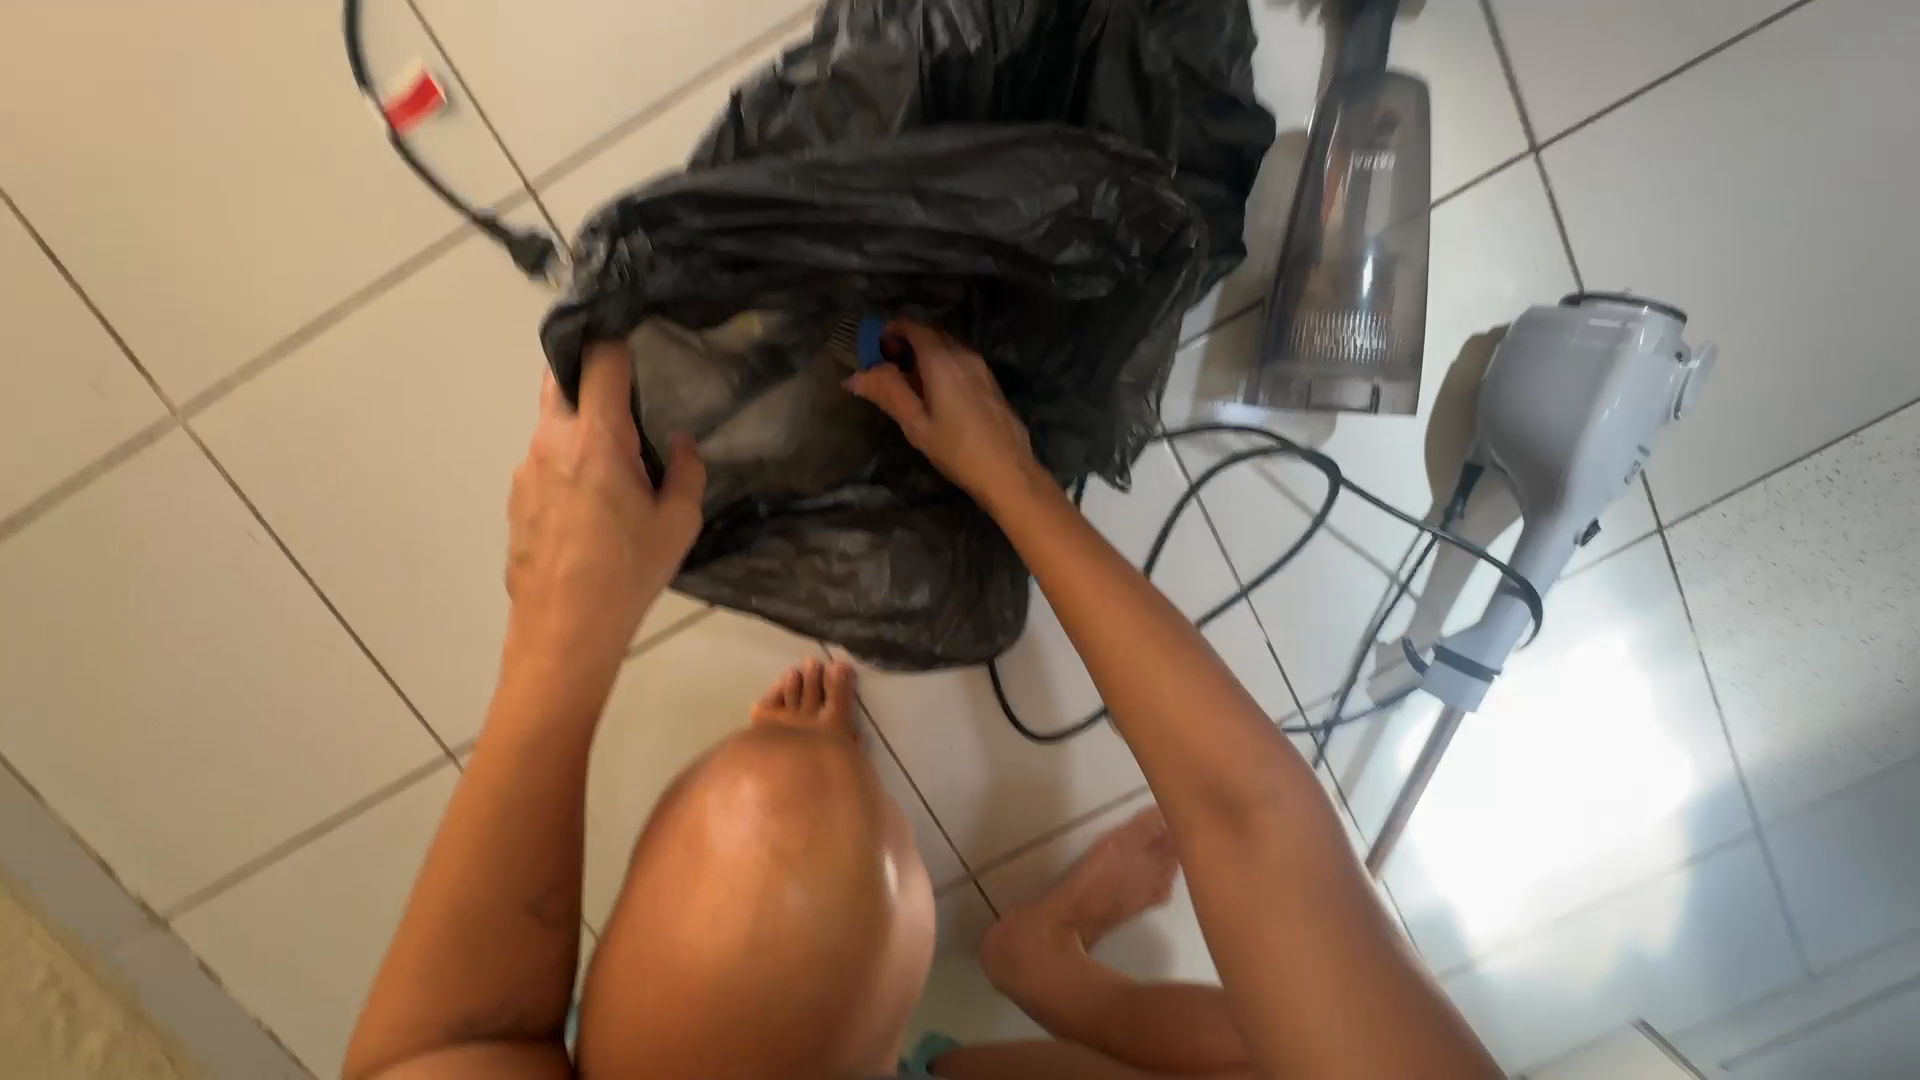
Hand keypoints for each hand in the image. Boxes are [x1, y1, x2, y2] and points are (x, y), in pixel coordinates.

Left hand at [505, 342, 704, 674]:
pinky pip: (544, 460)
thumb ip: (687, 472)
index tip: (634, 338)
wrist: (564, 628)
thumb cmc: (629, 571)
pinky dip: (568, 462)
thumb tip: (680, 444)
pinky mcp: (516, 497)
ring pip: (552, 424)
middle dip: (591, 376)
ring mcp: (526, 468)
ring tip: (619, 469)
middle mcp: (551, 441)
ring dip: (582, 428)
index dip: (615, 340)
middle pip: (560, 379)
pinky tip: (593, 505)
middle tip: (629, 397)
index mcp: (597, 439)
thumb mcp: (679, 523)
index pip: (599, 361)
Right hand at [844, 319, 1045, 503]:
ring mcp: (982, 368)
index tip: (876, 343)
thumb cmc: (957, 450)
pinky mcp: (991, 382)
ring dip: (927, 353)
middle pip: (933, 333)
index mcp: (942, 360)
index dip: (892, 329)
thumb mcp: (916, 425)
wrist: (1009, 471)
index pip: (915, 327)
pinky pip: (962, 361)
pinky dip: (943, 364)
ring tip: (909, 378)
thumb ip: (888, 394)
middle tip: (888, 361)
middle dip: (908, 340)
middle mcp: (964, 355)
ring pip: (949, 347)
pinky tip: (936, 390)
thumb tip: (855, 376)